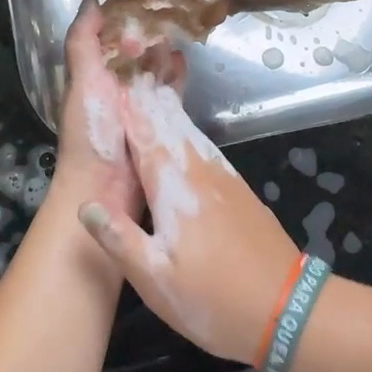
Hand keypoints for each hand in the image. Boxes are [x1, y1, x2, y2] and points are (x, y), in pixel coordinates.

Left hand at [53, 0, 169, 221]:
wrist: (106, 191)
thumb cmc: (91, 134)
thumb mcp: (83, 81)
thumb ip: (83, 42)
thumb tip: (93, 0)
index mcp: (93, 78)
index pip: (108, 39)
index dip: (122, 20)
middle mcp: (114, 90)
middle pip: (134, 54)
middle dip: (149, 34)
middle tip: (170, 13)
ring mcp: (138, 108)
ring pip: (153, 72)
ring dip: (164, 53)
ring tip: (180, 32)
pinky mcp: (158, 125)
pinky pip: (170, 95)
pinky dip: (177, 77)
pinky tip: (184, 61)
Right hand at [76, 75, 301, 363]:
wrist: (285, 308)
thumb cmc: (212, 298)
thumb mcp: (155, 279)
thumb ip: (119, 238)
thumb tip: (85, 203)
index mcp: (174, 184)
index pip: (142, 132)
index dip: (124, 102)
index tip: (108, 68)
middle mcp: (198, 168)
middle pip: (166, 121)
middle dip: (144, 94)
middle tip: (122, 63)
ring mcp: (221, 175)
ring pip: (185, 130)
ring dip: (162, 108)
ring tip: (141, 86)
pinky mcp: (235, 187)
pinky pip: (200, 146)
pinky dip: (181, 130)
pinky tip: (176, 133)